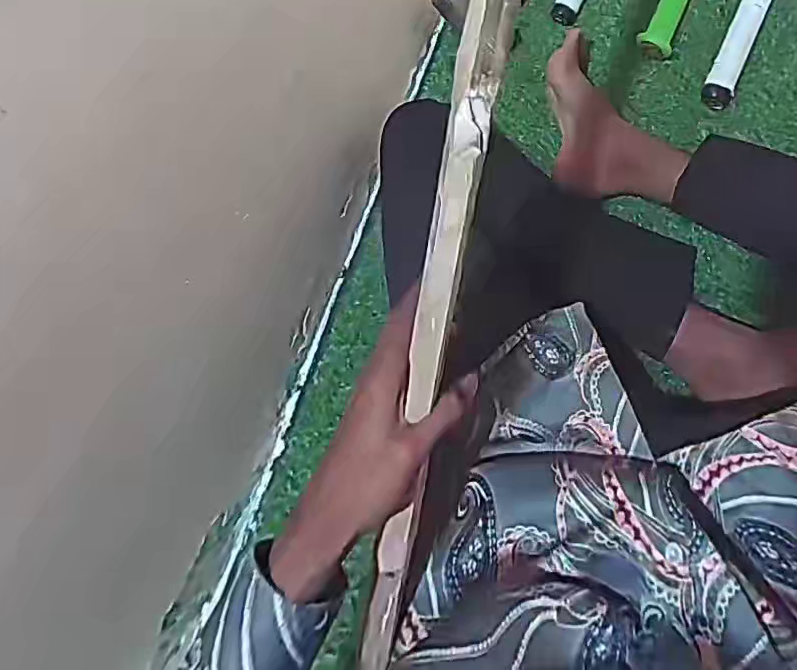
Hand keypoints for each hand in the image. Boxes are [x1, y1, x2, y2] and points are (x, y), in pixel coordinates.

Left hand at [268, 286, 477, 601]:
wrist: (324, 521)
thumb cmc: (367, 484)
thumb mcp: (414, 450)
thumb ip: (444, 413)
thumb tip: (472, 379)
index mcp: (380, 380)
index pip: (399, 326)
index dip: (416, 299)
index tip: (436, 276)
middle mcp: (372, 379)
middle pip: (396, 332)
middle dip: (420, 309)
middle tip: (450, 293)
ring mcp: (368, 394)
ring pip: (394, 350)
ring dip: (417, 331)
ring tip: (447, 320)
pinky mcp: (369, 410)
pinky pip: (394, 369)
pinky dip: (413, 355)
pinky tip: (430, 365)